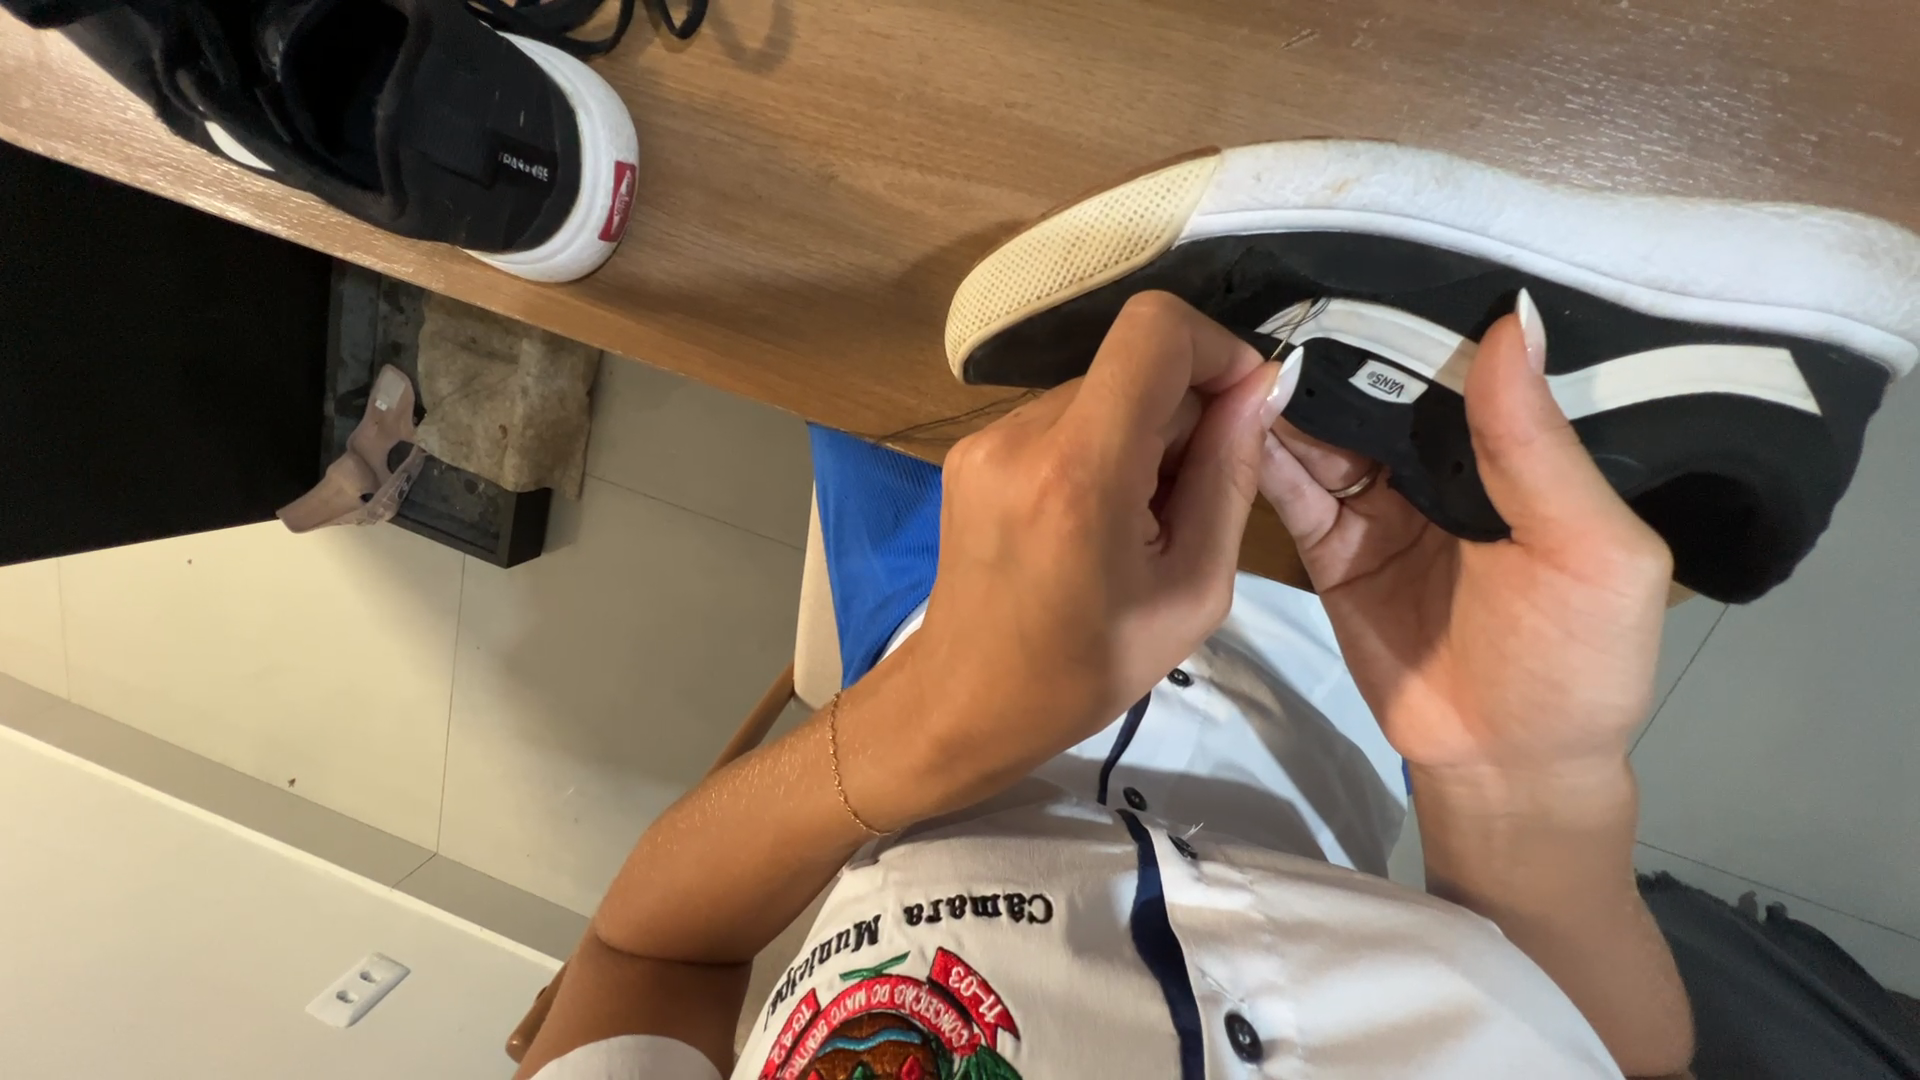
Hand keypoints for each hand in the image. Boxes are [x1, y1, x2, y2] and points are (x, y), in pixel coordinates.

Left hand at [902, 292, 1285, 793]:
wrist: (967, 698)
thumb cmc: (1087, 668)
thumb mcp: (1192, 590)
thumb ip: (1229, 476)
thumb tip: (1257, 388)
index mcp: (1079, 473)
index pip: (1152, 331)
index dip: (1212, 349)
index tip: (1239, 408)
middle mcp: (1020, 436)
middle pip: (1127, 366)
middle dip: (1179, 411)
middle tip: (1185, 496)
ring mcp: (983, 439)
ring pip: (1094, 392)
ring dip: (1135, 434)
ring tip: (1131, 519)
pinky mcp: (967, 451)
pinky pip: (1056, 418)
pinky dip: (1093, 447)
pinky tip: (1089, 516)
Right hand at [1257, 296, 1672, 781]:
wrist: (1497, 760)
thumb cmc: (1572, 660)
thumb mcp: (1587, 552)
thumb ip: (1538, 448)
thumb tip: (1509, 321)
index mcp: (1512, 459)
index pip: (1460, 375)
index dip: (1415, 328)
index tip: (1360, 274)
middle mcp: (1440, 472)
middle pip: (1380, 401)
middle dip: (1337, 361)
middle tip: (1278, 312)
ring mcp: (1375, 508)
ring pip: (1324, 441)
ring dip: (1288, 408)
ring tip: (1241, 366)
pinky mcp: (1328, 546)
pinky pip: (1292, 495)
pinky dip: (1265, 463)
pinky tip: (1234, 428)